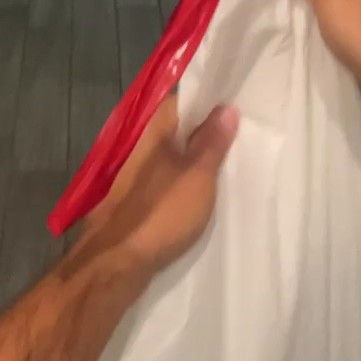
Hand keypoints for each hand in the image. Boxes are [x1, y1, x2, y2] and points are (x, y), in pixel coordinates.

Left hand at [78, 95, 239, 275]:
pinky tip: (207, 193)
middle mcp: (145, 144)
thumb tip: (226, 107)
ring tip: (232, 163)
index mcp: (156, 130)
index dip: (208, 100)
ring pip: (176, 154)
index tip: (237, 105)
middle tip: (243, 136)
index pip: (182, 100)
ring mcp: (139, 172)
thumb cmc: (161, 212)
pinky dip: (188, 180)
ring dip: (199, 158)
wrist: (117, 261)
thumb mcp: (197, 175)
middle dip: (207, 131)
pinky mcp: (140, 197)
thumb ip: (212, 142)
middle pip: (180, 128)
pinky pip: (170, 178)